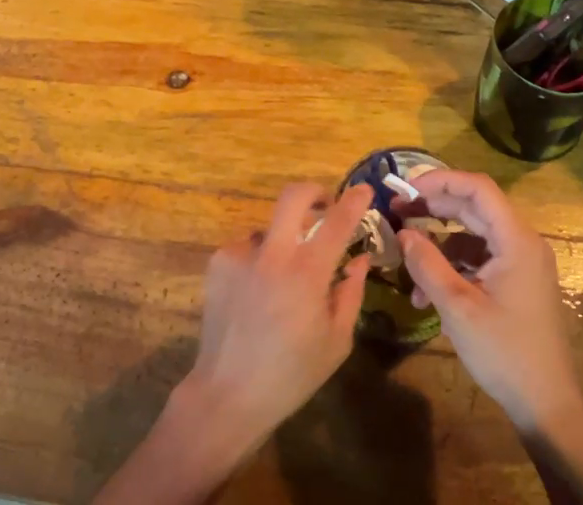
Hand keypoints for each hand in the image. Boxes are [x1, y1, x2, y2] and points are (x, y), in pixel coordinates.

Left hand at [182, 181, 373, 447]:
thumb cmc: (292, 373)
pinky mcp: (218, 263)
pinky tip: (259, 291)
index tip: (364, 190)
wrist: (228, 392)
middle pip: (293, 196)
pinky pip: (246, 248)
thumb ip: (351, 292)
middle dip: (314, 192)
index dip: (354, 201)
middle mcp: (272, 254)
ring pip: (268, 228)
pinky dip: (259, 259)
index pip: (337, 221)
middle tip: (324, 205)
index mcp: (307, 273)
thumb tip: (360, 259)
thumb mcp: (337, 340)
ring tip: (285, 277)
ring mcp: (240, 255)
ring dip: (283, 240)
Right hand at [398, 169, 582, 429]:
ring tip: (406, 264)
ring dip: (438, 246)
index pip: (477, 188)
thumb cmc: (504, 351)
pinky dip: (452, 268)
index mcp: (516, 240)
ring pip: (473, 236)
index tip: (404, 188)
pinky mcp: (516, 283)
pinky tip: (427, 293)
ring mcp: (521, 264)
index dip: (439, 180)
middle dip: (433, 208)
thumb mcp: (457, 307)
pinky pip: (479, 260)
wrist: (546, 404)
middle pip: (474, 208)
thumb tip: (403, 233)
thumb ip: (427, 263)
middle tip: (396, 212)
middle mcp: (522, 243)